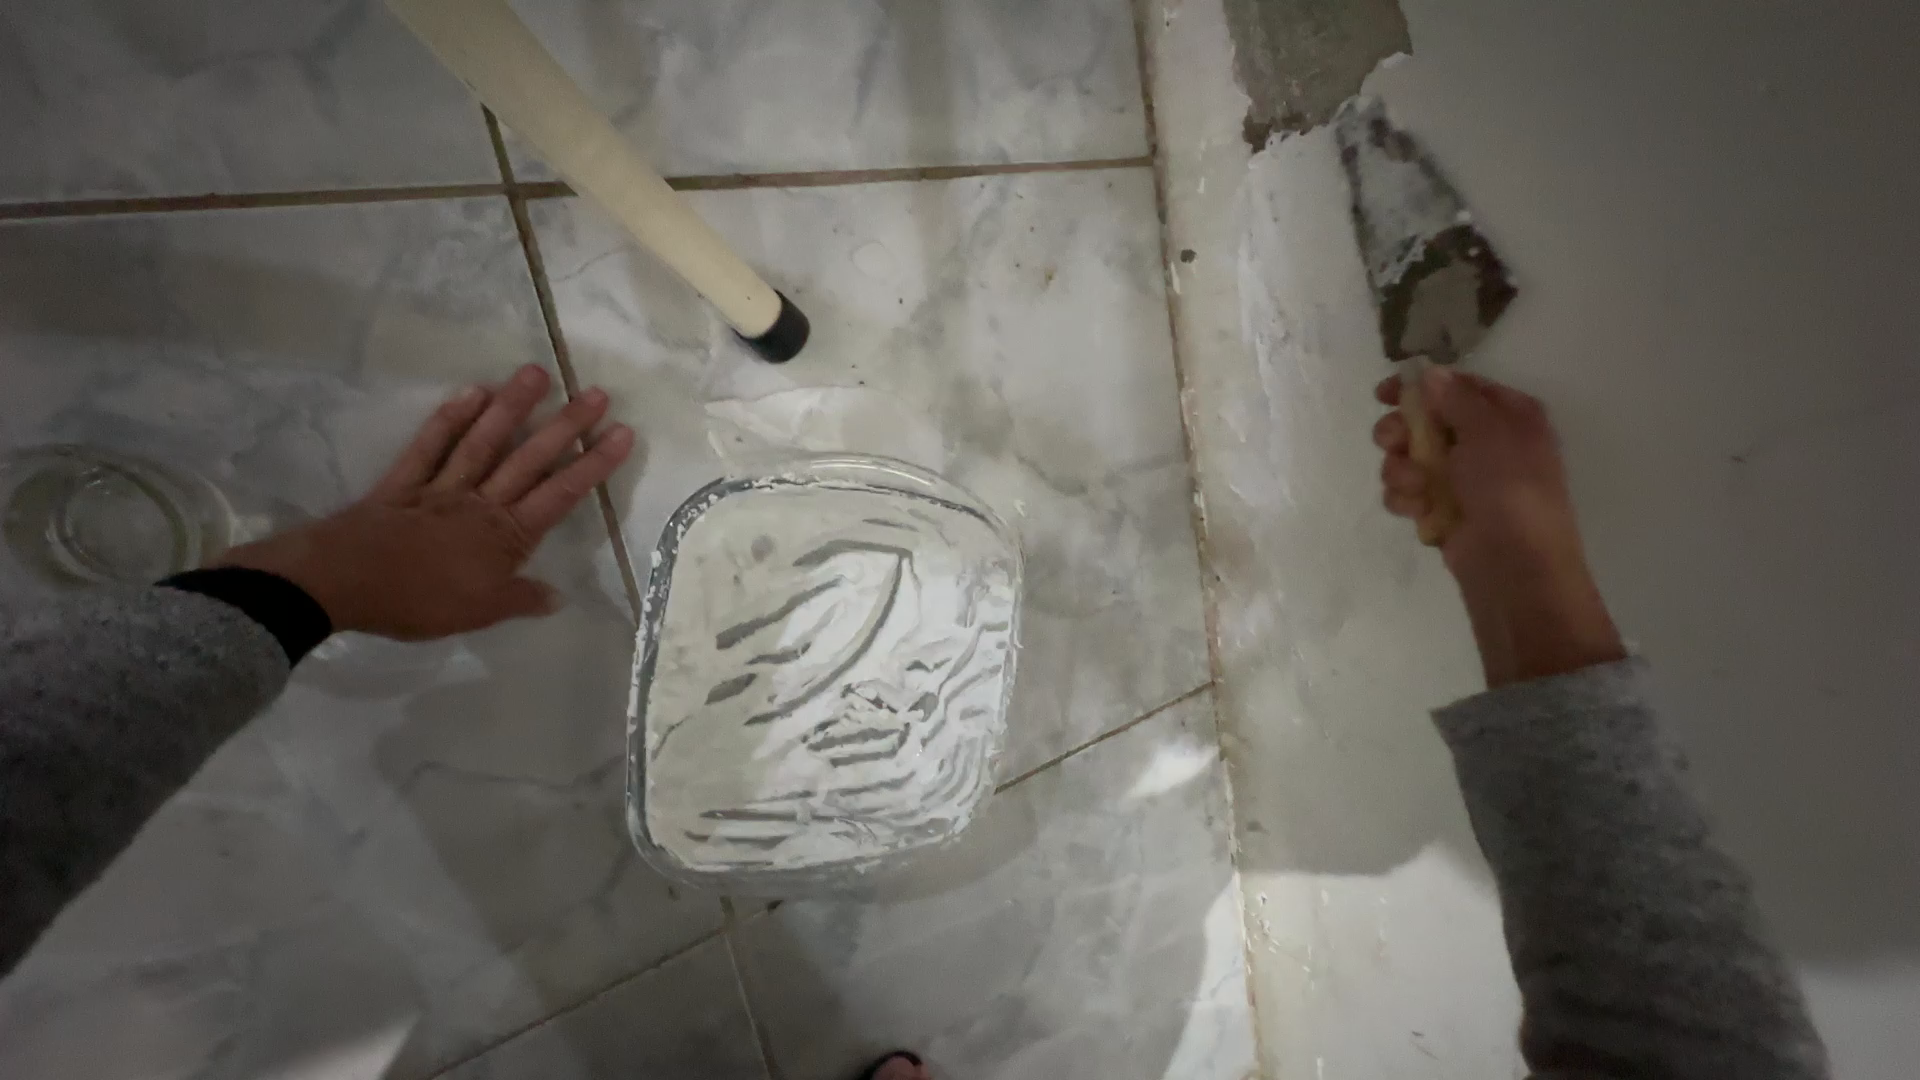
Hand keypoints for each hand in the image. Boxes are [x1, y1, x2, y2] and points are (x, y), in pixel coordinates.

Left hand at [219, 364, 633, 640]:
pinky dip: (450, 419)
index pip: (562, 493)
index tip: (622, 434)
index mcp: (508, 534)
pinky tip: (471, 393)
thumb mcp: (481, 612)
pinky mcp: (403, 483)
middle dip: (566, 426)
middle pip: (531, 459)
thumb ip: (522, 599)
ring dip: (512, 408)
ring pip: (484, 443)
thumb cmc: (417, 601)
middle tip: (595, 393)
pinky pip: (430, 447)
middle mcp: (483, 502)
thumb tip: (558, 596)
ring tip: (536, 374)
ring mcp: (442, 487)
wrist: (335, 586)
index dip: (594, 463)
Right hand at [1373, 367, 1623, 687]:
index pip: (1455, 387)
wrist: (1512, 564)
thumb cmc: (1511, 491)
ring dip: (1400, 472)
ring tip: (1417, 491)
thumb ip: (1456, 400)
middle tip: (1396, 445)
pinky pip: (1403, 491)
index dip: (1418, 387)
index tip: (1382, 394)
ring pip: (1404, 458)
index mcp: (1505, 417)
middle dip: (1400, 434)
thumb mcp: (1490, 434)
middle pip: (1420, 421)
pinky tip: (1417, 511)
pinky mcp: (1436, 506)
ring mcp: (1457, 477)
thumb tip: (1429, 373)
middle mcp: (1480, 442)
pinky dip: (1404, 499)